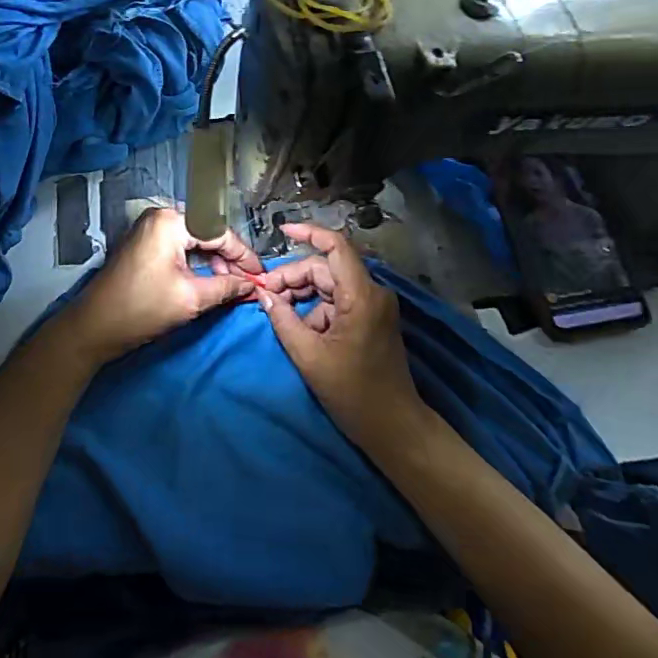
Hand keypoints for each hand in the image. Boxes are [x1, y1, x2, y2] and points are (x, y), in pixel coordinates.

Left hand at [54, 206, 260, 366]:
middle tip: (249, 282)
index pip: (220, 232)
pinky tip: (211, 279)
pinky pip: (180, 245)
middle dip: (230, 257)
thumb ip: (226, 286)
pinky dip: (197, 261)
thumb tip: (252, 284)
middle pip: (208, 231)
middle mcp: (160, 216)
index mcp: (171, 221)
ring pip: (195, 238)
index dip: (244, 255)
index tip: (261, 275)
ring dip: (214, 260)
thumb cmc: (142, 309)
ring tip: (232, 284)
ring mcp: (150, 228)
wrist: (93, 326)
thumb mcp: (191, 298)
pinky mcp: (145, 242)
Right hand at [256, 223, 425, 450]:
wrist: (393, 426)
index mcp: (361, 296)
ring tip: (277, 313)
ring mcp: (374, 307)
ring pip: (330, 286)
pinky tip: (299, 329)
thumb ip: (283, 320)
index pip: (336, 247)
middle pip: (327, 269)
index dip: (309, 233)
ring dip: (302, 295)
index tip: (282, 230)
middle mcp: (372, 293)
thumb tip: (264, 295)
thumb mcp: (308, 356)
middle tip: (265, 295)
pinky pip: (338, 302)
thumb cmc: (351, 392)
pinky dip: (316, 310)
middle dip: (294, 277)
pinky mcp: (371, 320)